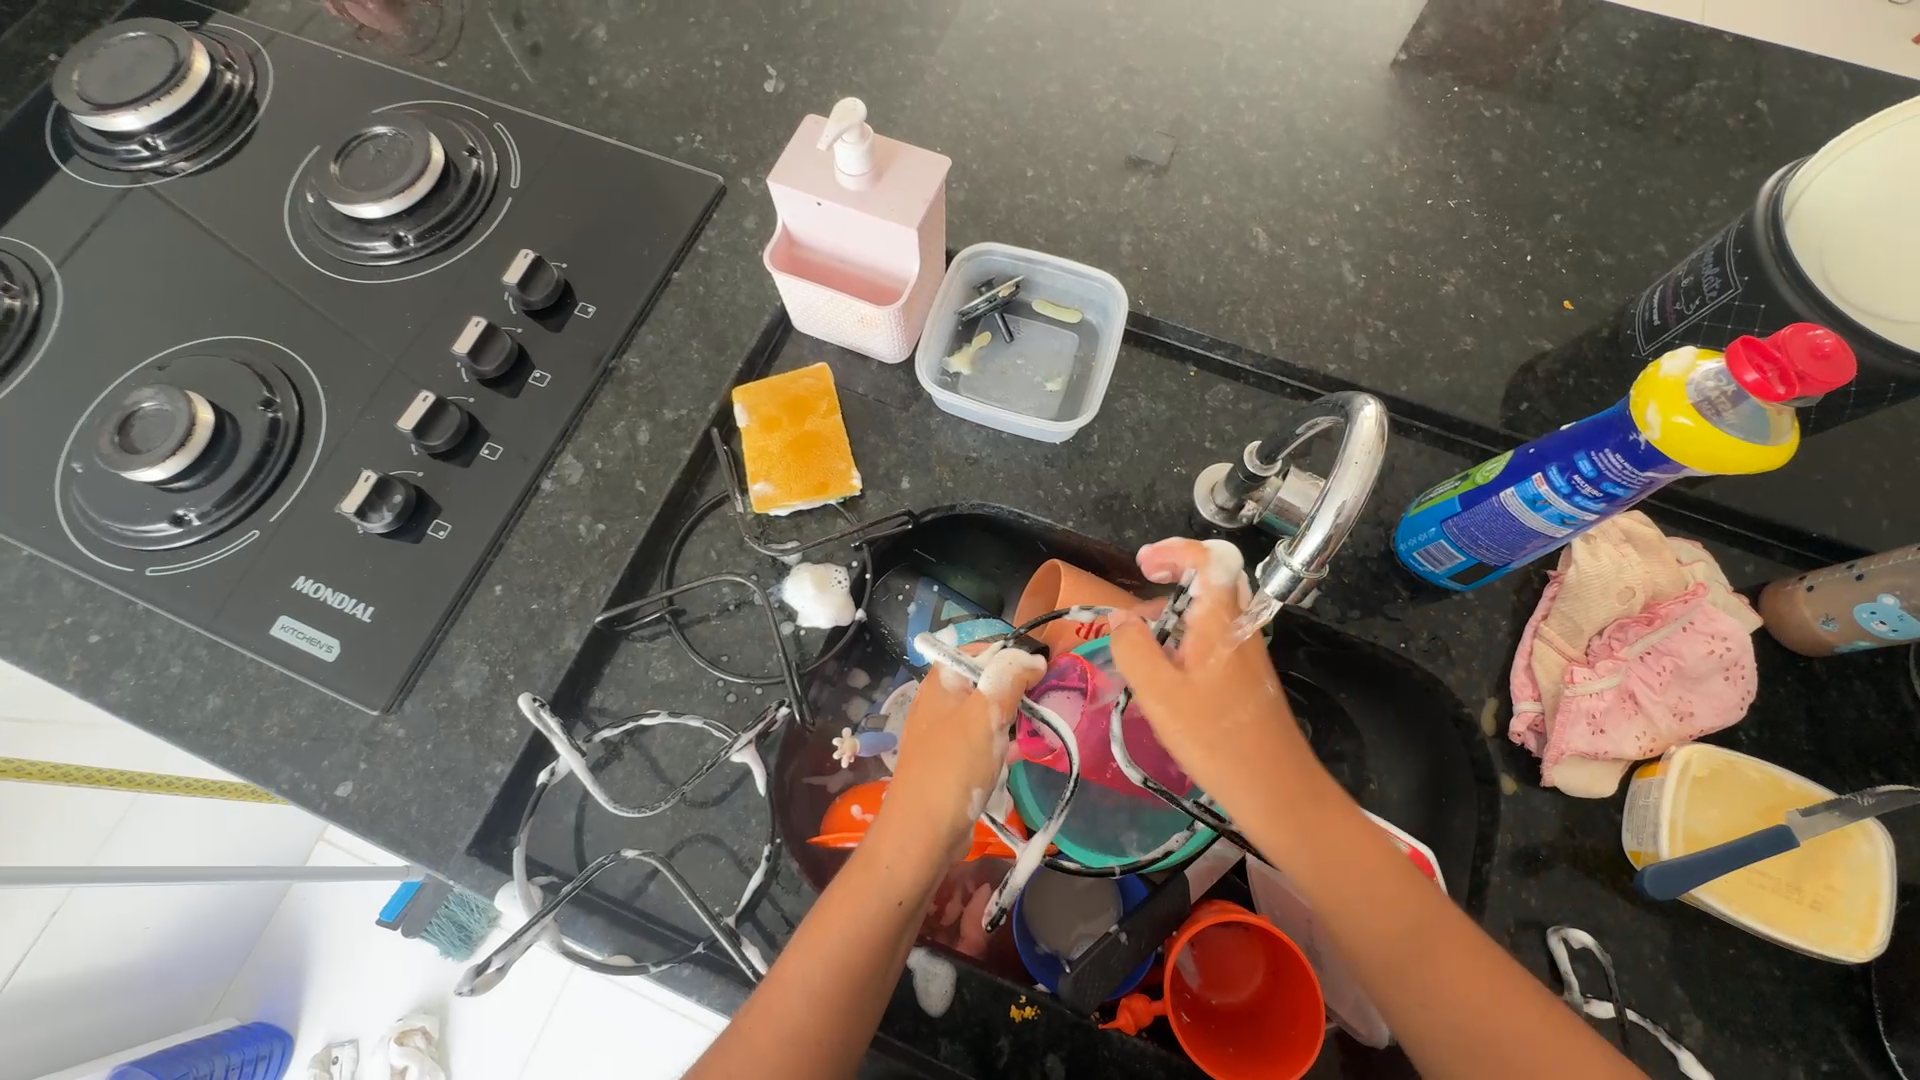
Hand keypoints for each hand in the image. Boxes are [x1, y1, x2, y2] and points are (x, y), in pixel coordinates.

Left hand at [879, 646, 1044, 863]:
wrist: (923, 833)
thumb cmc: (953, 767)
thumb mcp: (985, 715)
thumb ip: (1009, 679)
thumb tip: (1033, 658)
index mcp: (941, 683)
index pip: (977, 651)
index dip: (1009, 655)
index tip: (1040, 670)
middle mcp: (940, 703)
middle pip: (983, 682)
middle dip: (1016, 688)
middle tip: (1047, 699)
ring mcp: (945, 735)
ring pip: (986, 714)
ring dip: (1013, 717)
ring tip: (1044, 724)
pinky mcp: (954, 763)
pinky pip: (984, 743)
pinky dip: (1004, 744)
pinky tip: (1027, 752)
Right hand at [1107, 539, 1312, 798]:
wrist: (1275, 788)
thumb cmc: (1214, 737)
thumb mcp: (1158, 693)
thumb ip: (1133, 648)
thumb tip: (1120, 618)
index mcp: (1220, 619)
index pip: (1208, 558)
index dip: (1173, 551)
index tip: (1142, 567)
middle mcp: (1239, 626)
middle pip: (1211, 580)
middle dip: (1171, 580)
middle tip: (1136, 607)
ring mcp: (1246, 651)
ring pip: (1210, 612)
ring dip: (1173, 616)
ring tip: (1138, 649)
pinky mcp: (1245, 676)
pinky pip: (1213, 639)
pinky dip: (1184, 641)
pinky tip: (1163, 677)